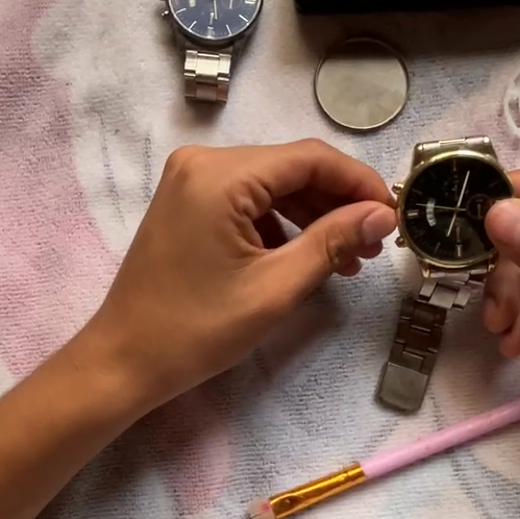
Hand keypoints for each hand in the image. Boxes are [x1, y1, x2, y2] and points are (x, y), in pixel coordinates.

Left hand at [77, 140, 396, 409]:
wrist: (125, 359)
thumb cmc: (196, 330)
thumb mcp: (274, 288)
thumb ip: (332, 242)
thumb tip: (382, 214)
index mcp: (219, 175)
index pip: (309, 159)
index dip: (359, 183)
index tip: (394, 214)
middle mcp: (202, 163)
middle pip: (290, 168)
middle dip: (337, 204)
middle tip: (374, 245)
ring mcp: (190, 182)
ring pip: (271, 186)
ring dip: (312, 217)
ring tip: (347, 259)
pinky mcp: (186, 204)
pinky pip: (247, 201)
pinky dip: (280, 225)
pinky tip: (305, 257)